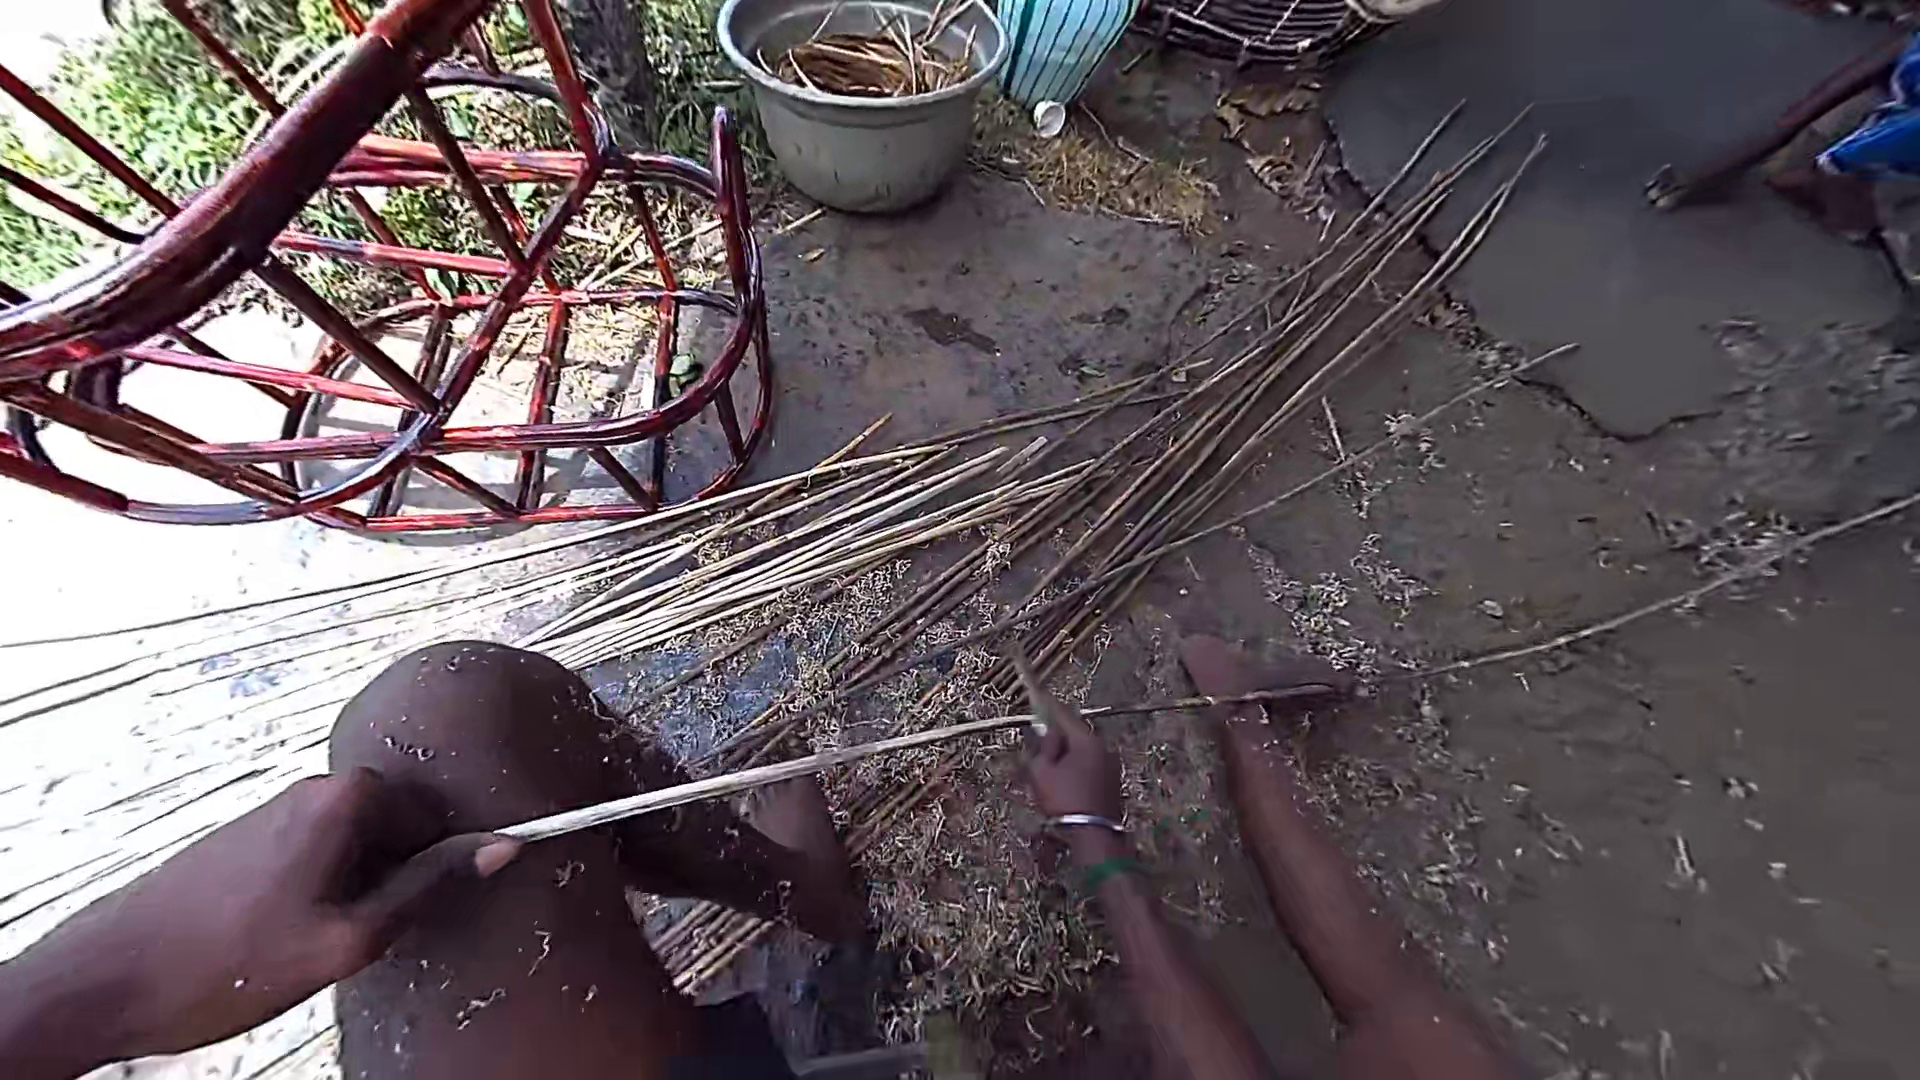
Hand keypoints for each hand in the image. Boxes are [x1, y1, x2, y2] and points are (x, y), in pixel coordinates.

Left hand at [0, 768, 517, 1075]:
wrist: (77, 995)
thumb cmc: (223, 965)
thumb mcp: (349, 936)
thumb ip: (433, 884)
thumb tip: (507, 845)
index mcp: (352, 794)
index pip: (438, 819)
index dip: (429, 870)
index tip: (395, 913)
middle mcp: (323, 785)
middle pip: (401, 825)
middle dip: (390, 875)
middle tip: (349, 928)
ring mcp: (284, 805)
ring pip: (364, 839)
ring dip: (356, 882)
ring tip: (309, 930)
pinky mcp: (255, 828)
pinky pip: (324, 844)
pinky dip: (323, 881)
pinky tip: (282, 923)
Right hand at [1014, 652, 1122, 826]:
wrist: (1094, 838)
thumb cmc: (1064, 800)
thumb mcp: (1042, 772)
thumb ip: (1042, 747)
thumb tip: (1048, 733)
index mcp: (1086, 740)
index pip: (1063, 714)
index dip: (1047, 705)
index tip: (1037, 696)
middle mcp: (1102, 747)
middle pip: (1073, 733)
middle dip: (1054, 737)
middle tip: (1037, 744)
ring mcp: (1110, 766)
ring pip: (1080, 752)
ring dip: (1063, 755)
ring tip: (1046, 769)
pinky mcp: (1111, 783)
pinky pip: (1087, 766)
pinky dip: (1073, 767)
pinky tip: (1061, 782)